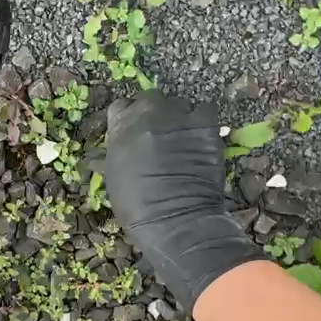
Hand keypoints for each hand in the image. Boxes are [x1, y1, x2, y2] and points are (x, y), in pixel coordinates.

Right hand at [105, 90, 266, 312]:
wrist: (175, 220)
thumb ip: (120, 149)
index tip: (132, 131)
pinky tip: (201, 138)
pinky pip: (204, 111)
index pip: (120, 107)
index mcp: (121, 126)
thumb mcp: (115, 175)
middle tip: (159, 134)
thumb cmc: (136, 207)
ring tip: (183, 139)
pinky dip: (202, 122)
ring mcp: (178, 117)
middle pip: (149, 100)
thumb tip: (126, 143)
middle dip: (153, 114)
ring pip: (178, 105)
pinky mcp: (205, 126)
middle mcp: (148, 113)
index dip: (127, 118)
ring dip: (179, 118)